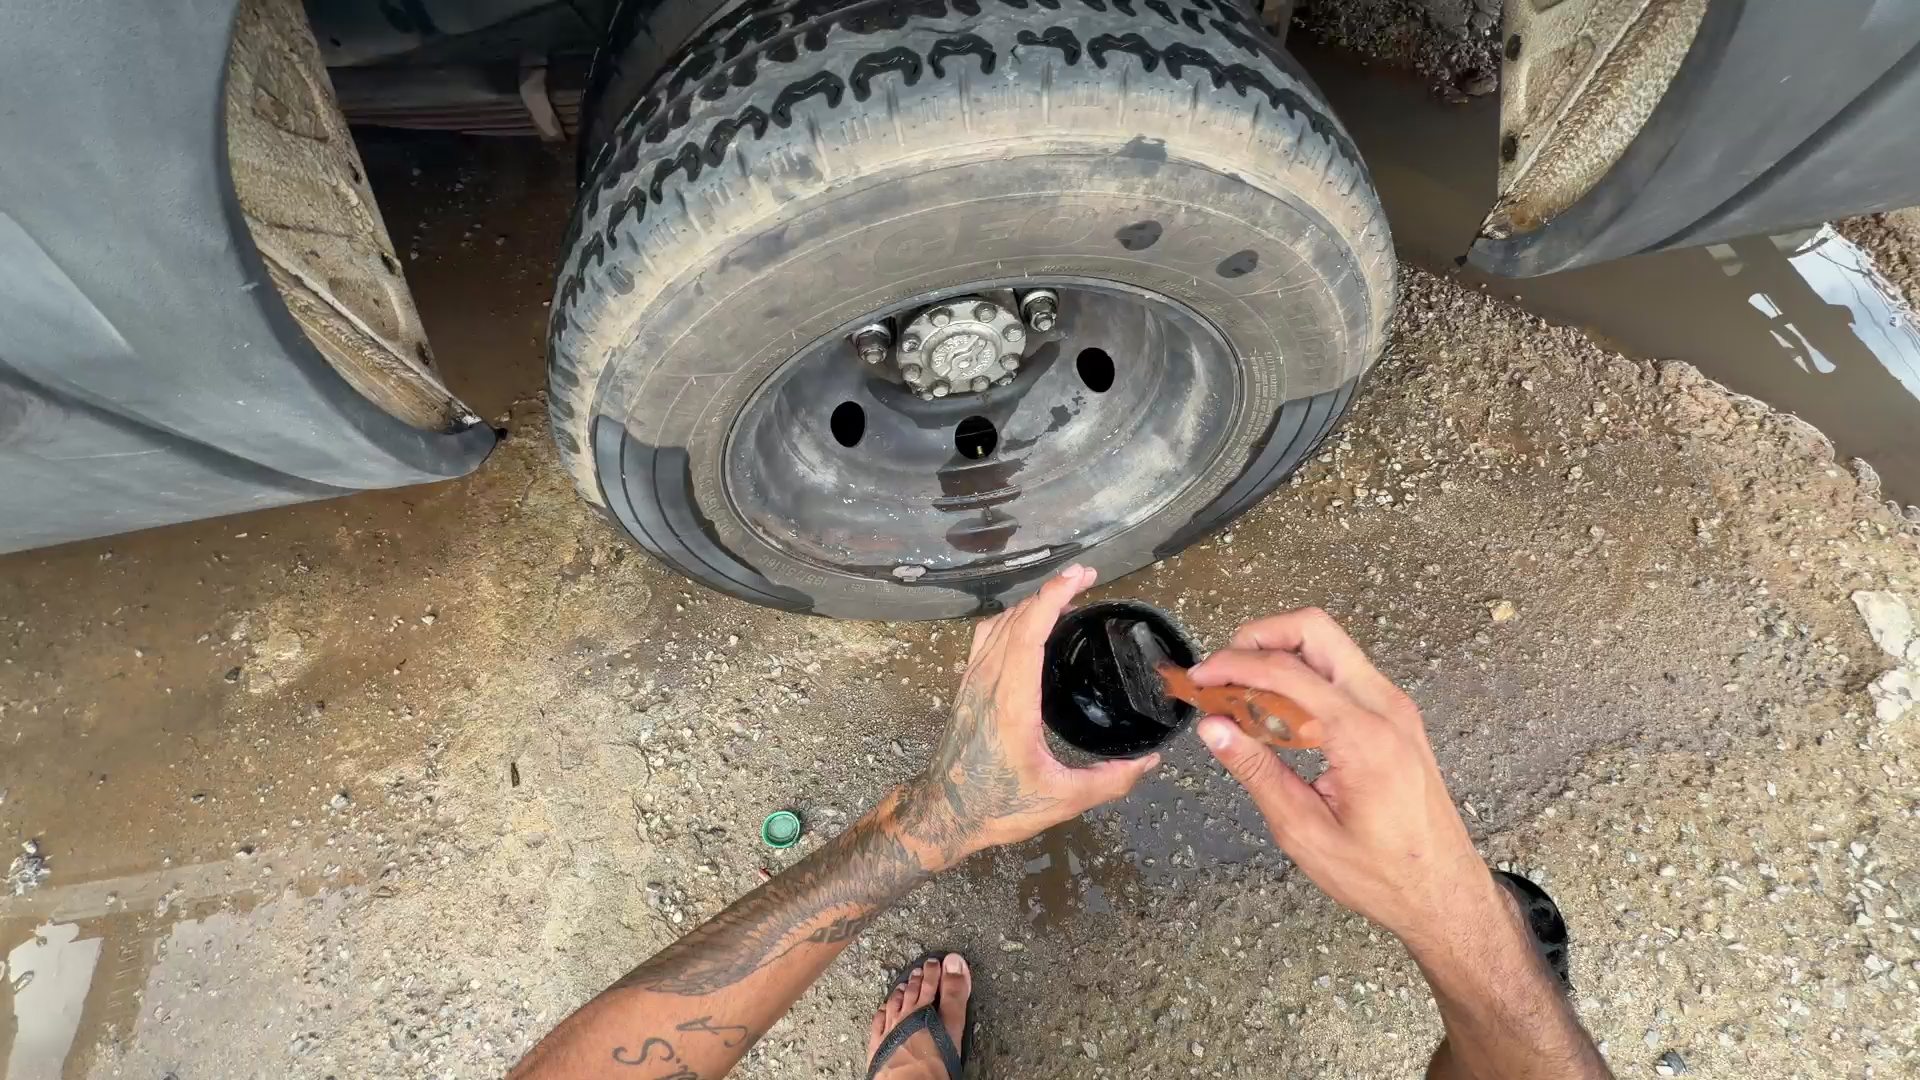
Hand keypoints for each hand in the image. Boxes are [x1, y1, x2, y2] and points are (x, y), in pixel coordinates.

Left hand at [895, 565, 1160, 866]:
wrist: (945, 812)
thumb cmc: (999, 805)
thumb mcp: (1062, 799)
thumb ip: (1110, 780)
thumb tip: (1150, 761)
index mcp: (1012, 700)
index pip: (1029, 630)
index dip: (1054, 596)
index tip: (1082, 577)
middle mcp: (989, 680)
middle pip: (1017, 617)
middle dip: (1051, 590)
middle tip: (1086, 578)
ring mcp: (973, 679)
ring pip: (999, 623)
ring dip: (1031, 602)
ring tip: (1064, 598)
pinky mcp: (967, 684)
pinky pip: (986, 636)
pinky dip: (1011, 619)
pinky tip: (1029, 624)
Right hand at [1190, 609, 1503, 952]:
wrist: (1446, 895)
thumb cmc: (1380, 873)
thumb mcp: (1303, 830)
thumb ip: (1256, 770)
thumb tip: (1212, 727)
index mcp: (1364, 736)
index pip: (1286, 670)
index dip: (1232, 665)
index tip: (1199, 678)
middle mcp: (1384, 706)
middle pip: (1313, 628)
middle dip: (1258, 636)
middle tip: (1224, 669)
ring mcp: (1392, 704)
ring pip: (1326, 641)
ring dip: (1277, 651)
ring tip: (1241, 689)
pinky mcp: (1392, 712)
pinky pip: (1338, 667)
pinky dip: (1298, 670)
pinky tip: (1274, 706)